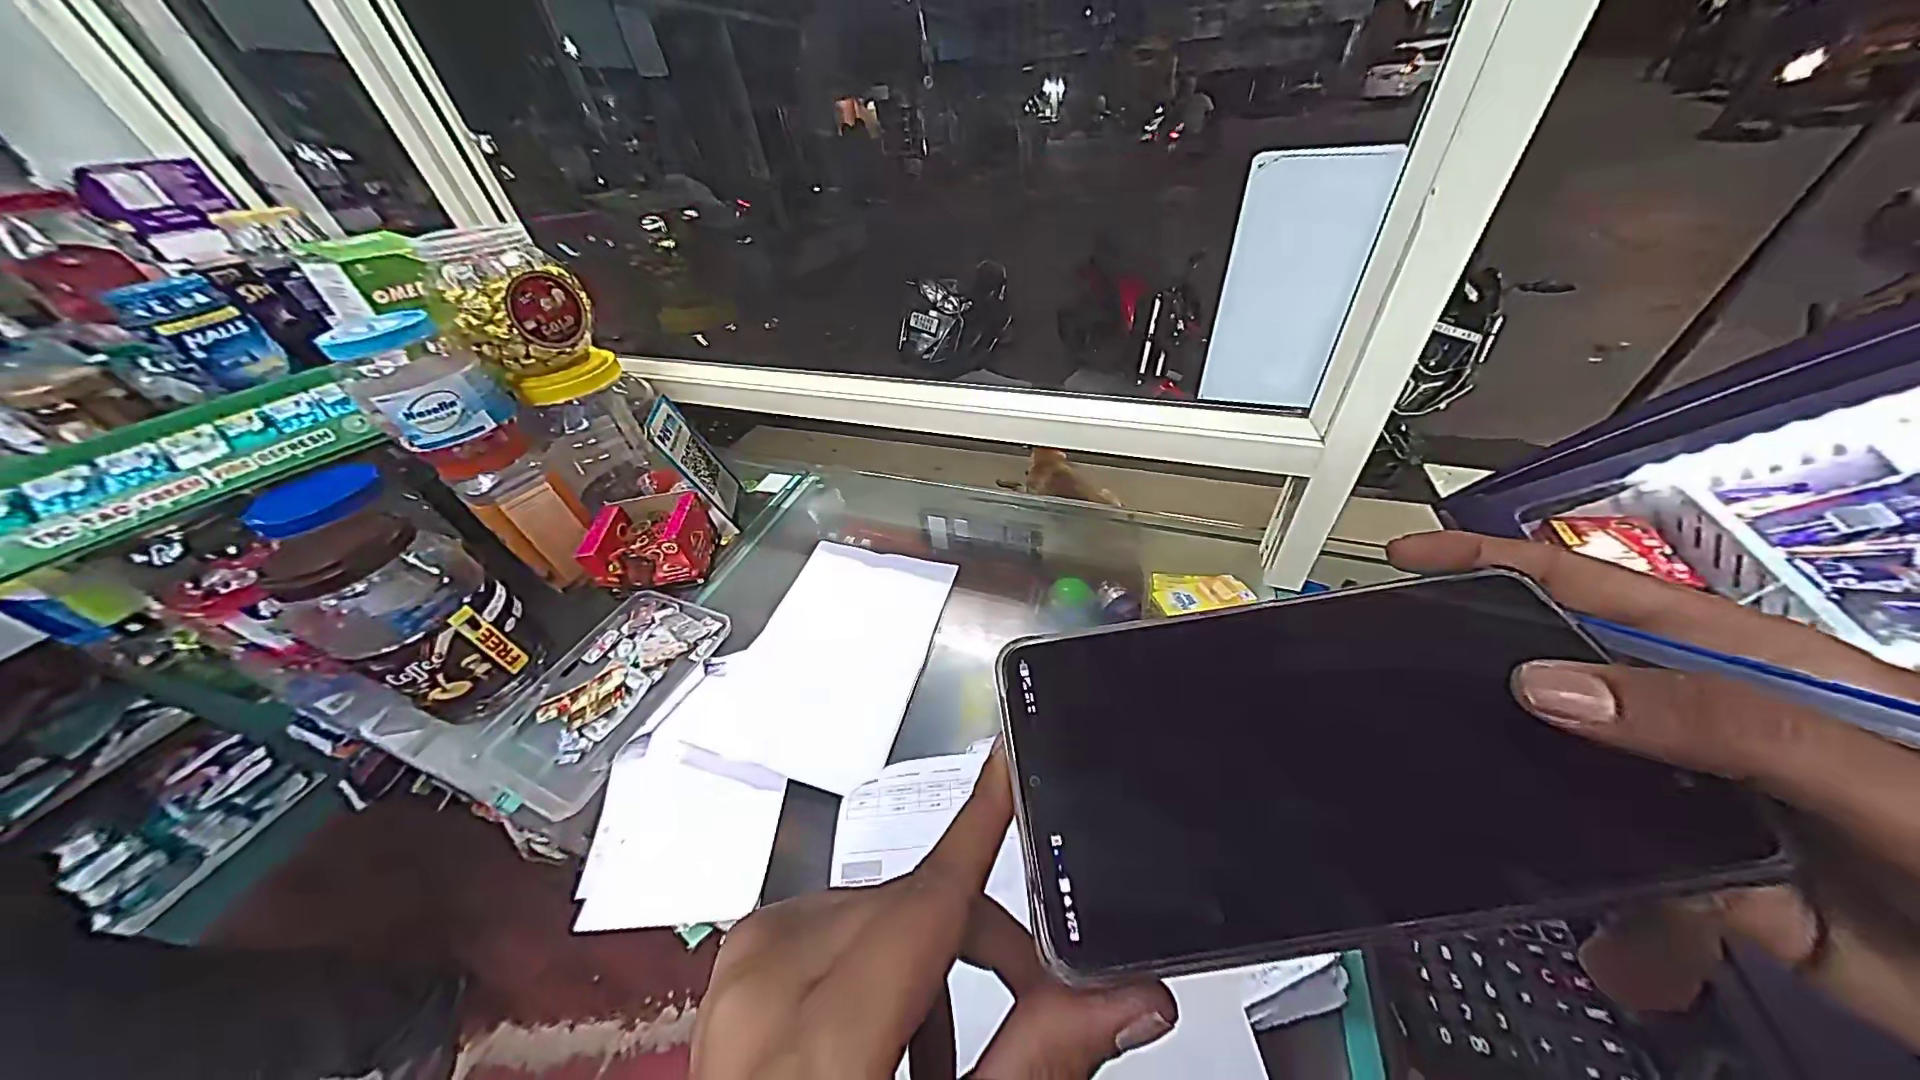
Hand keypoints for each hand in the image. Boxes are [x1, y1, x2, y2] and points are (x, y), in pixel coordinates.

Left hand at [690, 747, 1175, 1079]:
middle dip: (982, 932)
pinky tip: (885, 1022)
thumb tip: (1122, 999)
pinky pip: (830, 917)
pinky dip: (874, 952)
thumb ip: (1034, 1054)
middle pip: (915, 897)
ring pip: (878, 902)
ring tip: (939, 1047)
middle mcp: (772, 979)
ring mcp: (744, 965)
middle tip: (1029, 994)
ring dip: (927, 948)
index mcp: (821, 1028)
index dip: (982, 816)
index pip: (929, 887)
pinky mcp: (737, 960)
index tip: (1009, 761)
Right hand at [1388, 531, 1919, 1049]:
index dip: (1493, 563)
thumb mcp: (1880, 778)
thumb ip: (1720, 721)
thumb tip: (1542, 685)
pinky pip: (1619, 870)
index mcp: (1746, 667)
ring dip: (1535, 803)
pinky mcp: (1707, 872)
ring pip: (1570, 777)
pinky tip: (1623, 946)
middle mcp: (1702, 721)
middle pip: (1560, 674)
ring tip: (1494, 815)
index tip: (1414, 559)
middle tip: (1409, 679)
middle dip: (1481, 674)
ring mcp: (1696, 796)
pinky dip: (1610, 904)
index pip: (1591, 589)